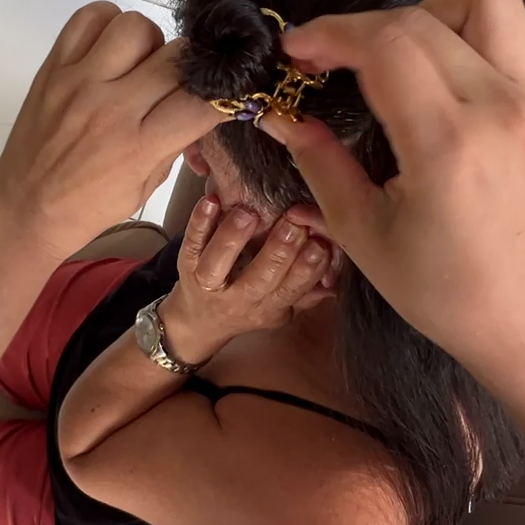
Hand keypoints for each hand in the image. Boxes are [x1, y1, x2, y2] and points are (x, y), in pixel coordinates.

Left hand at [0, 3, 224, 261]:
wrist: (23, 209)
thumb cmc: (86, 208)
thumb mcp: (145, 188)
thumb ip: (174, 143)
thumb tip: (200, 107)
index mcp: (138, 147)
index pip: (202, 101)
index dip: (223, 94)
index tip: (225, 95)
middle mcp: (110, 108)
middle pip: (177, 56)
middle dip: (191, 69)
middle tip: (180, 85)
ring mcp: (79, 82)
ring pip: (136, 25)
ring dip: (150, 43)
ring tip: (141, 66)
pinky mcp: (53, 67)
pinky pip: (89, 17)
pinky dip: (108, 25)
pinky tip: (110, 51)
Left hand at [157, 197, 331, 364]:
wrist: (197, 323)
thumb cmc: (248, 308)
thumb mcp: (280, 309)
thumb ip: (308, 294)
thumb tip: (340, 281)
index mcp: (269, 307)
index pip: (291, 290)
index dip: (307, 269)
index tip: (322, 245)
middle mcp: (239, 298)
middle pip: (259, 278)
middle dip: (278, 251)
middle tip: (294, 223)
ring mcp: (209, 282)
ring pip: (219, 263)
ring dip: (234, 238)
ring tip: (249, 214)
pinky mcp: (185, 264)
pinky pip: (190, 243)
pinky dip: (199, 222)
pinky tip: (211, 201)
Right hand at [262, 0, 524, 391]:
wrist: (520, 314)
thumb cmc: (436, 288)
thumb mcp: (361, 233)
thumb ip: (319, 162)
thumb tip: (281, 116)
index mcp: (447, 145)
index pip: (387, 46)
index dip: (330, 35)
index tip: (293, 53)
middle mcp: (496, 108)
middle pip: (419, 21)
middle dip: (356, 28)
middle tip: (318, 61)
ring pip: (479, 3)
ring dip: (420, 13)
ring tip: (383, 56)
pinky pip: (504, 30)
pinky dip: (458, 27)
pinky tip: (425, 68)